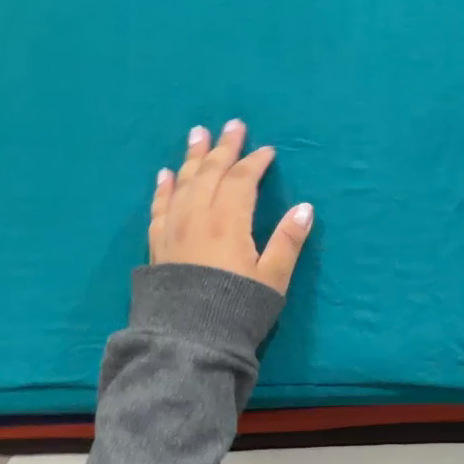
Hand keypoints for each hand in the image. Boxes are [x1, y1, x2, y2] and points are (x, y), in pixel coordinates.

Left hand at [150, 119, 312, 293]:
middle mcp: (198, 217)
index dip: (255, 163)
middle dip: (224, 149)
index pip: (243, 181)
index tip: (267, 151)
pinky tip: (166, 175)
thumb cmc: (237, 309)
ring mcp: (174, 229)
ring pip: (184, 183)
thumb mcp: (273, 279)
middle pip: (211, 174)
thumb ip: (288, 241)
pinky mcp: (158, 245)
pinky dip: (164, 187)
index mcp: (229, 222)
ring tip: (198, 134)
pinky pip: (160, 206)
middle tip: (233, 125)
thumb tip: (305, 208)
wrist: (189, 338)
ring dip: (192, 157)